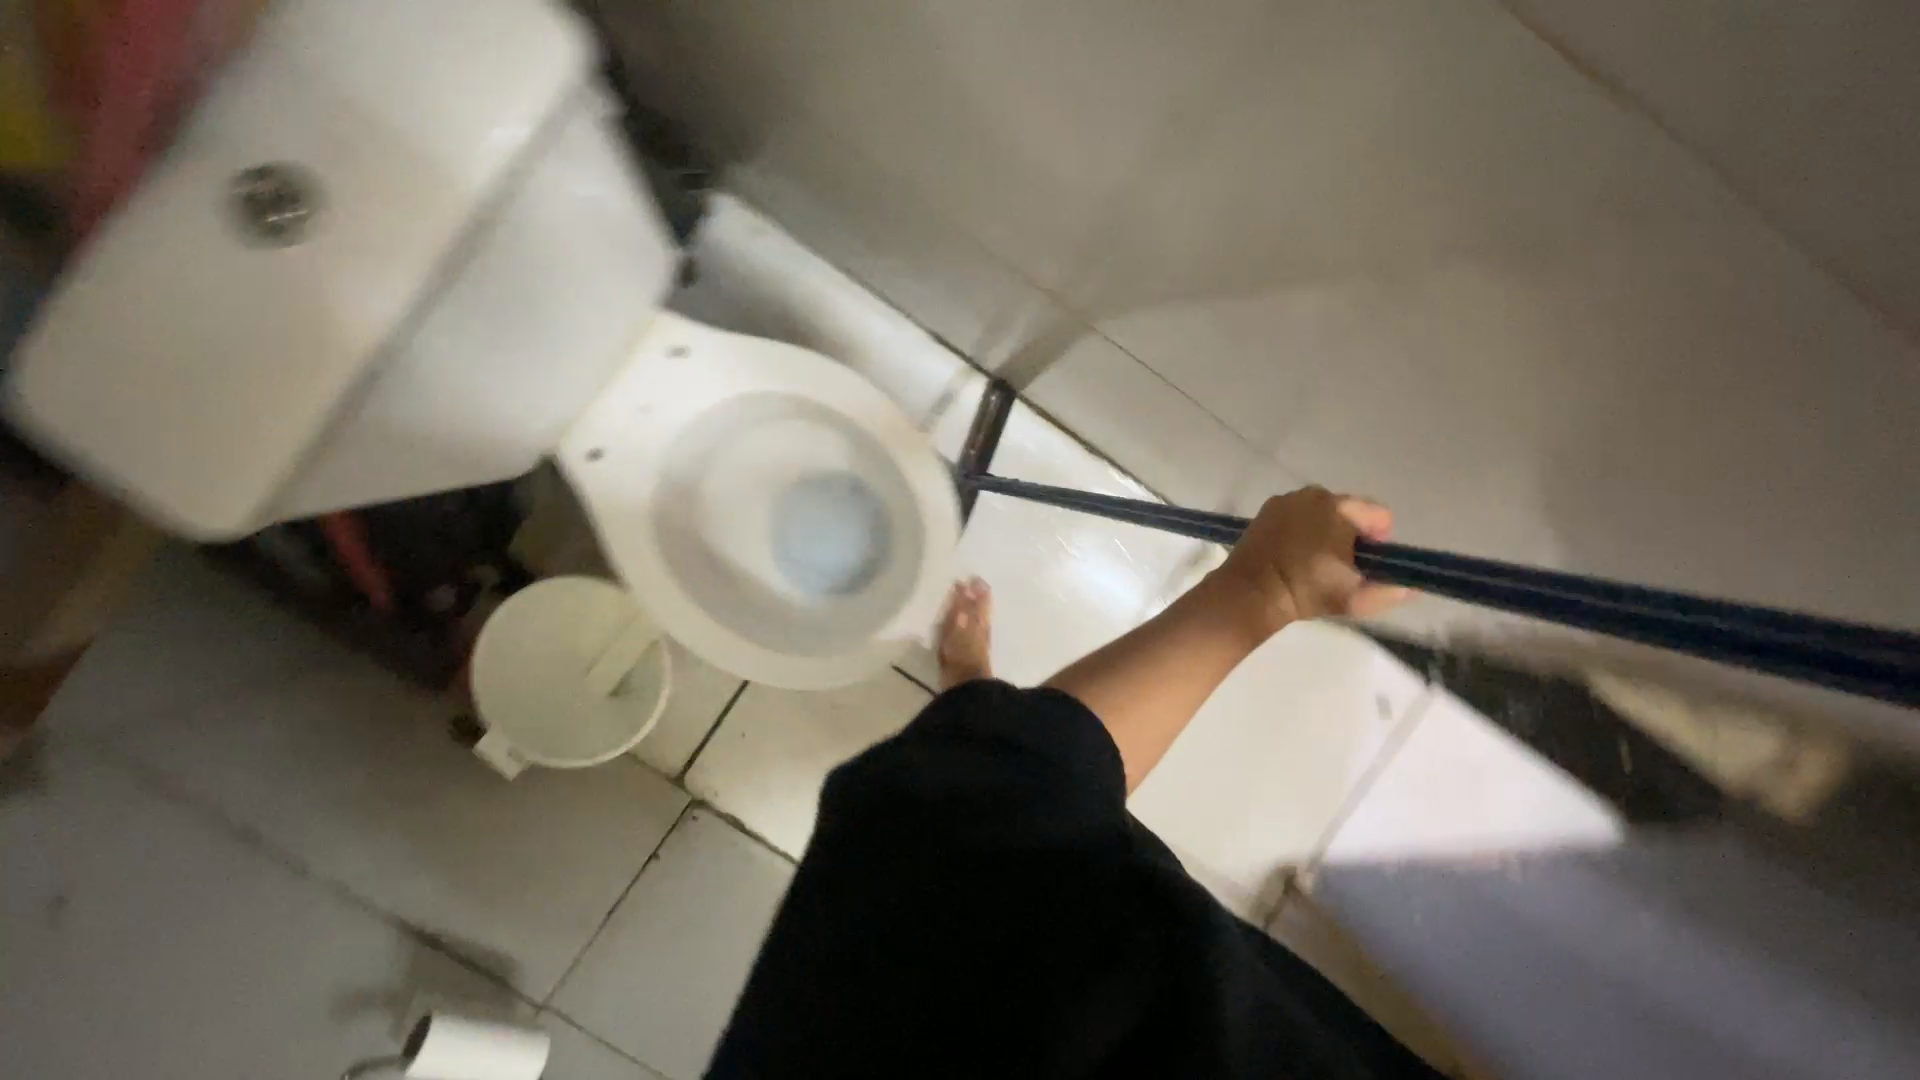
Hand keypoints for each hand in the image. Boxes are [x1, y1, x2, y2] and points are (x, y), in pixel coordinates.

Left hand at [1215, 486, 1413, 632]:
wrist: (1252, 592)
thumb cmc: (1307, 591)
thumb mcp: (1355, 599)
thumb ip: (1389, 592)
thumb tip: (1411, 587)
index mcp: (1340, 508)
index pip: (1379, 515)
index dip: (1380, 540)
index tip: (1368, 562)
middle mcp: (1314, 494)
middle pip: (1350, 511)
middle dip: (1352, 534)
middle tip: (1341, 564)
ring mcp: (1287, 499)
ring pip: (1323, 511)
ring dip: (1326, 530)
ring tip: (1316, 559)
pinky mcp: (1267, 509)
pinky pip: (1297, 513)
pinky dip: (1301, 528)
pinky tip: (1294, 551)